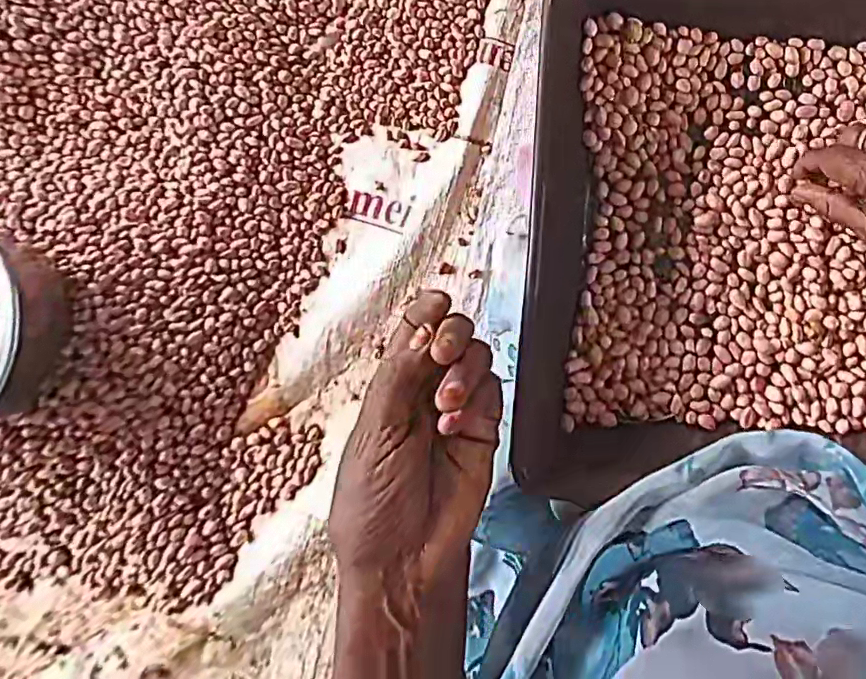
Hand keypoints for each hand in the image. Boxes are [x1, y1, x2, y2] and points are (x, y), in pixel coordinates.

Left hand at [330, 291, 502, 596]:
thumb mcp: (372, 433)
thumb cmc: (372, 503)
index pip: (415, 328)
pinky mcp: (484, 426)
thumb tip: (424, 330)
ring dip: (464, 371)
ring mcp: (458, 405)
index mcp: (392, 382)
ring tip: (445, 405)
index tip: (436, 305)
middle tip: (442, 353)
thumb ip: (399, 376)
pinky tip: (455, 426)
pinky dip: (478, 399)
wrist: (403, 560)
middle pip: (453, 333)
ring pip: (478, 356)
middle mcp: (426, 387)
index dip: (427, 310)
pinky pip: (493, 390)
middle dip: (452, 333)